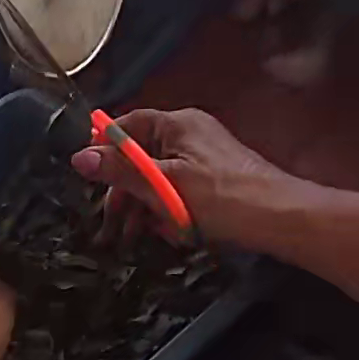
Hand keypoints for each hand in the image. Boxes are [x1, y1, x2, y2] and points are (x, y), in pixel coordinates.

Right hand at [70, 108, 307, 248]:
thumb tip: (79, 158)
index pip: (126, 124)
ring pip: (154, 178)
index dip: (103, 148)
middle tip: (111, 221)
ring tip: (135, 234)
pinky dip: (164, 210)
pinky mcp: (209, 180)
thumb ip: (120, 171)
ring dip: (141, 206)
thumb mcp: (163, 185)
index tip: (87, 175)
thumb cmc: (222, 198)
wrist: (279, 219)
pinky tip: (166, 232)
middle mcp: (187, 135)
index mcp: (176, 125)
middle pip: (138, 156)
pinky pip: (174, 190)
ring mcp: (199, 158)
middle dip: (122, 190)